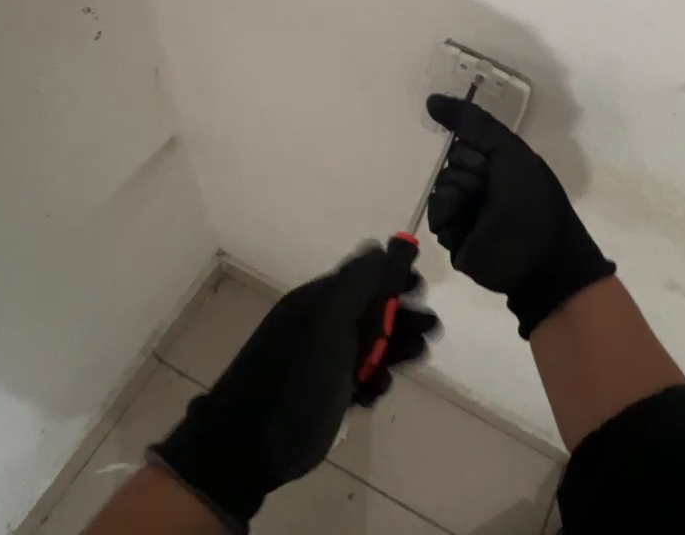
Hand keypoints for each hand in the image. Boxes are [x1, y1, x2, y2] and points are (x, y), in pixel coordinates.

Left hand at [150, 246, 437, 529]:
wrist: (253, 441)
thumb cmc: (295, 371)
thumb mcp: (331, 316)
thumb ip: (361, 280)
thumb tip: (387, 244)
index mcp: (321, 300)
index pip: (366, 277)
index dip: (394, 279)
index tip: (420, 289)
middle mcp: (326, 325)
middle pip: (375, 312)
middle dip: (404, 315)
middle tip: (431, 327)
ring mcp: (328, 361)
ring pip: (375, 346)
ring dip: (399, 347)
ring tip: (419, 354)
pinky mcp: (333, 395)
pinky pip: (365, 378)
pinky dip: (378, 380)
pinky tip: (381, 388)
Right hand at [425, 94, 615, 337]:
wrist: (540, 259)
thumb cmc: (532, 202)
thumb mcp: (510, 153)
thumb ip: (475, 125)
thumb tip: (430, 101)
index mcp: (497, 159)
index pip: (464, 138)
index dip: (473, 150)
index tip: (486, 162)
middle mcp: (480, 179)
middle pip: (449, 162)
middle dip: (467, 174)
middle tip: (489, 190)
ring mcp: (466, 207)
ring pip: (440, 187)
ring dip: (458, 198)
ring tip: (480, 213)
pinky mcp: (454, 234)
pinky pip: (436, 215)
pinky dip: (449, 218)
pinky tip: (467, 228)